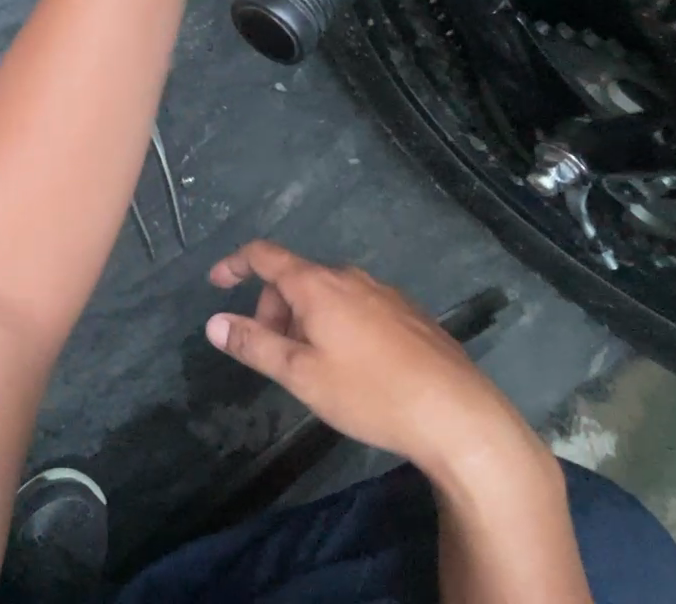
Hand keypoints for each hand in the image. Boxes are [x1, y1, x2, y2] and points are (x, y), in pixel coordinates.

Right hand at [205, 241, 542, 478]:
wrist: (461, 418)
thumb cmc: (371, 394)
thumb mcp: (301, 375)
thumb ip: (253, 345)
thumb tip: (214, 322)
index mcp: (318, 286)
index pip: (264, 256)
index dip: (234, 264)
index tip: (216, 282)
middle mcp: (350, 278)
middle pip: (295, 279)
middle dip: (273, 308)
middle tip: (274, 353)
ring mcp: (385, 294)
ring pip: (328, 294)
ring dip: (305, 319)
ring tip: (313, 366)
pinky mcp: (411, 314)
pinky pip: (357, 306)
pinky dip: (337, 323)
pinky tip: (354, 366)